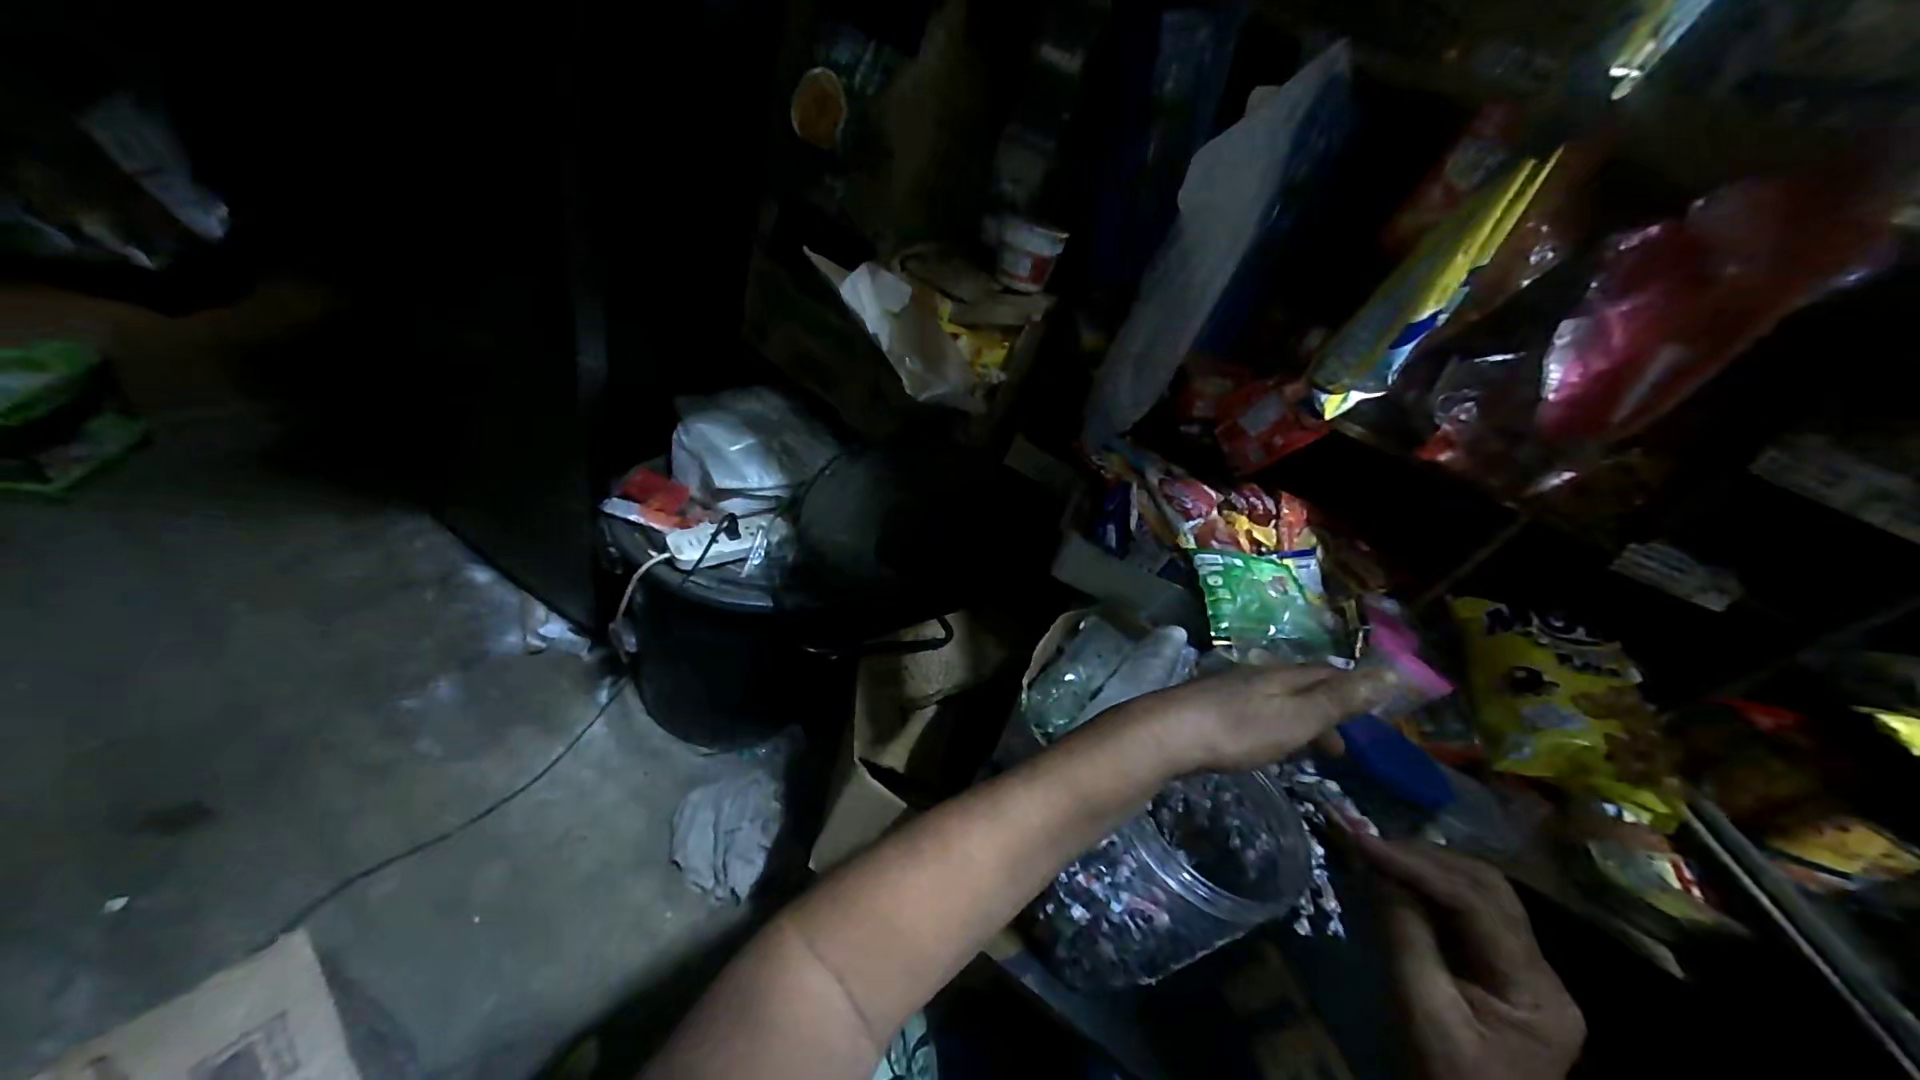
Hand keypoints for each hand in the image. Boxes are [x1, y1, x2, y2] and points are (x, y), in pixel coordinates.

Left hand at [1127, 663, 1403, 772]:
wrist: (1168, 733)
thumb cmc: (1238, 728)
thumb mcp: (1298, 716)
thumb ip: (1339, 699)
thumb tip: (1388, 672)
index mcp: (1280, 675)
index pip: (1325, 673)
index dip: (1351, 689)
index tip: (1372, 710)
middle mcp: (1254, 676)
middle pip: (1299, 687)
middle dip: (1325, 711)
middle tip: (1343, 748)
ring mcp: (1227, 690)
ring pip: (1274, 702)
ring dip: (1298, 723)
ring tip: (1309, 751)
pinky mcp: (1207, 710)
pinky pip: (1251, 714)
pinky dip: (1270, 728)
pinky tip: (1263, 746)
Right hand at [1359, 836, 1585, 1079]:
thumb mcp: (1424, 1017)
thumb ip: (1405, 938)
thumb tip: (1379, 872)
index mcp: (1537, 991)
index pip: (1477, 904)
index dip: (1416, 865)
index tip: (1362, 840)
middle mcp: (1543, 973)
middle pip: (1488, 890)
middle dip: (1425, 858)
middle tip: (1368, 841)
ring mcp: (1526, 974)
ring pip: (1481, 895)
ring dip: (1427, 867)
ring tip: (1377, 853)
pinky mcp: (1499, 975)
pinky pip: (1467, 916)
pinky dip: (1428, 889)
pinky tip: (1396, 879)